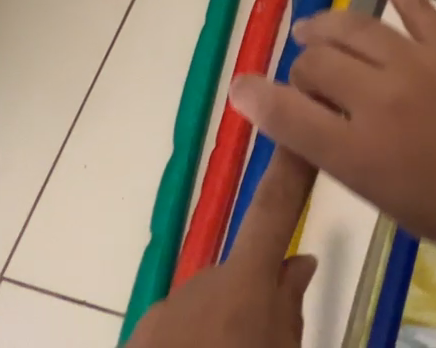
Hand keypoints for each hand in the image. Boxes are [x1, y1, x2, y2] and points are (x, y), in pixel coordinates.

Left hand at [126, 149, 317, 347]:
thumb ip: (289, 312)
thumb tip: (300, 264)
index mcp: (245, 285)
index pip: (275, 207)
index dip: (289, 163)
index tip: (296, 111)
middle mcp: (199, 285)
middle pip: (239, 276)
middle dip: (254, 302)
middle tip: (266, 346)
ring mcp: (161, 317)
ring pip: (206, 309)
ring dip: (220, 333)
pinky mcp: (136, 344)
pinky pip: (176, 336)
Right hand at [230, 0, 435, 271]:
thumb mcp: (392, 203)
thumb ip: (350, 158)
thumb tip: (317, 123)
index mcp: (360, 156)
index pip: (287, 116)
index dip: (256, 100)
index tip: (241, 88)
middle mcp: (380, 102)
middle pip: (316, 64)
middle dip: (301, 69)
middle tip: (306, 79)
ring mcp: (417, 64)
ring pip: (354, 29)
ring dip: (326, 25)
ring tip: (312, 29)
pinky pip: (413, 1)